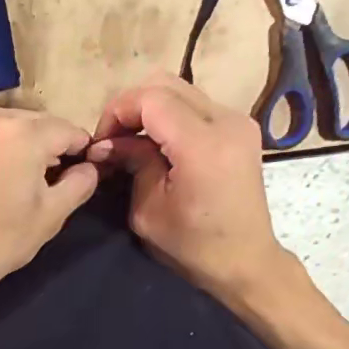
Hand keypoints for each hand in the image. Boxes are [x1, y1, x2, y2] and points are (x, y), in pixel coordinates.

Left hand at [0, 99, 99, 327]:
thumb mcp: (51, 215)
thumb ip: (80, 183)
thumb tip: (90, 166)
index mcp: (26, 132)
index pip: (71, 131)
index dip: (84, 152)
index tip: (85, 175)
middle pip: (43, 124)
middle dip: (55, 148)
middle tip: (56, 185)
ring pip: (18, 126)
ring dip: (30, 147)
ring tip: (28, 185)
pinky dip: (6, 147)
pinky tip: (4, 178)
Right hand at [88, 75, 295, 309]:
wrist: (246, 263)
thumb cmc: (194, 247)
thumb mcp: (149, 211)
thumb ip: (132, 164)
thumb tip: (107, 144)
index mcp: (204, 145)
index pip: (151, 99)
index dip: (118, 112)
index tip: (102, 142)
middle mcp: (227, 122)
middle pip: (165, 85)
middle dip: (132, 107)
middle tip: (114, 140)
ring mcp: (238, 122)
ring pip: (181, 91)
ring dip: (151, 110)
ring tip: (133, 143)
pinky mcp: (241, 129)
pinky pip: (196, 106)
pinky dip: (171, 116)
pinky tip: (159, 145)